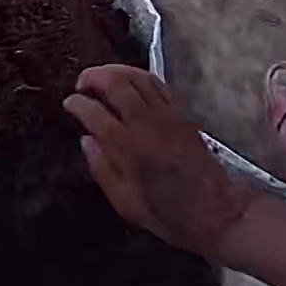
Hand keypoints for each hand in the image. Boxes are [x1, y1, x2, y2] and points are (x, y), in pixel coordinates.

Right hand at [63, 64, 257, 261]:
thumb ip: (102, 170)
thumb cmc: (169, 215)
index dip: (77, 104)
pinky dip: (138, 75)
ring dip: (114, 70)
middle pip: (116, 83)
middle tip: (82, 82)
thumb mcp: (126, 204)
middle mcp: (146, 124)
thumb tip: (86, 141)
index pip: (95, 114)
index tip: (69, 103)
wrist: (216, 212)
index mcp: (129, 149)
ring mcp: (166, 114)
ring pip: (137, 76)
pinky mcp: (180, 112)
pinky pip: (157, 83)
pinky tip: (130, 80)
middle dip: (93, 76)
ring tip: (101, 76)